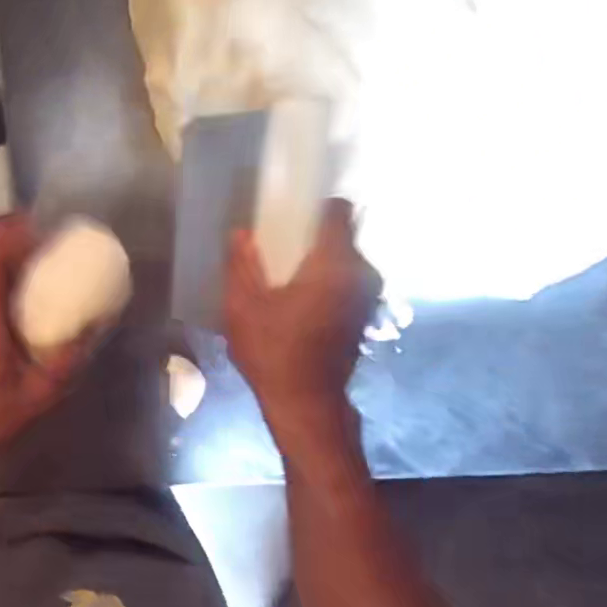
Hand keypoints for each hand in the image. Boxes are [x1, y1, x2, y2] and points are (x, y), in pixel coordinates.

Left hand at [0, 217, 94, 475]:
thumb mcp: (43, 390)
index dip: (8, 235)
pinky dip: (7, 280)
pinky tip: (34, 291)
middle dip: (13, 241)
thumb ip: (69, 356)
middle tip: (51, 236)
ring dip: (10, 260)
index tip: (37, 222)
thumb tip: (96, 323)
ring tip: (46, 256)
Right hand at [224, 199, 380, 427]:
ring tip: (282, 282)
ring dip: (317, 265)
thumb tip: (240, 233)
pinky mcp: (363, 315)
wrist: (304, 400)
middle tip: (275, 254)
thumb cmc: (272, 351)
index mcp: (333, 263)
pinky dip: (324, 286)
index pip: (338, 211)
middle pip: (340, 237)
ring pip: (343, 262)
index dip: (315, 206)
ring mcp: (366, 296)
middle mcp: (361, 272)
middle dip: (310, 240)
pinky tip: (296, 306)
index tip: (289, 215)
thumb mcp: (243, 308)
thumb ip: (242, 265)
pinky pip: (345, 284)